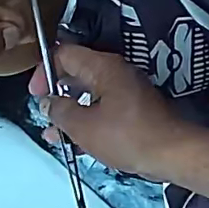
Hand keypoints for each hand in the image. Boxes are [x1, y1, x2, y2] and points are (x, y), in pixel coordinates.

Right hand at [29, 43, 203, 179]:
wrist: (171, 153)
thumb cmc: (129, 136)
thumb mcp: (83, 126)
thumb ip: (60, 111)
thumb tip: (48, 103)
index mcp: (104, 67)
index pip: (65, 53)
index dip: (44, 70)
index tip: (36, 92)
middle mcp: (117, 73)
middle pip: (77, 73)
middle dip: (56, 93)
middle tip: (45, 112)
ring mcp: (127, 91)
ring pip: (90, 94)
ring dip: (71, 112)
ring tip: (55, 134)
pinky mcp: (134, 109)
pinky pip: (104, 108)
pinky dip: (88, 121)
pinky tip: (77, 141)